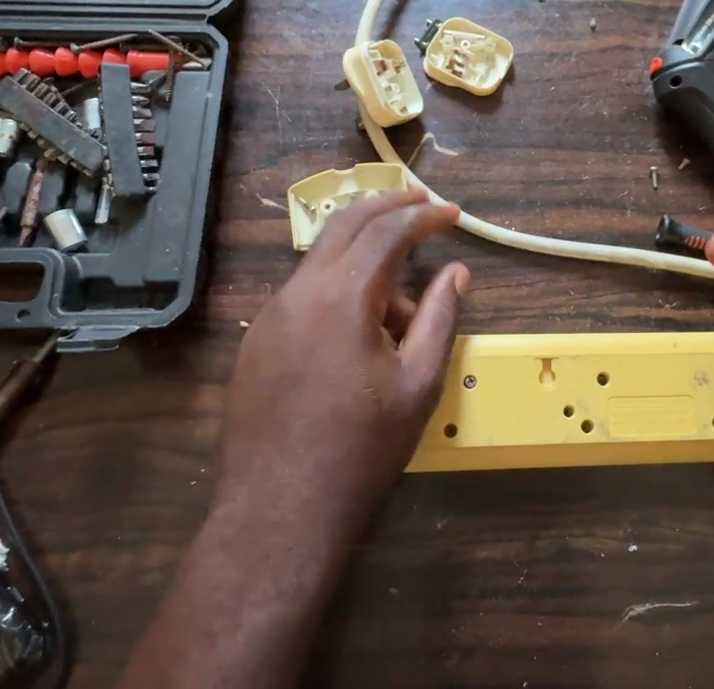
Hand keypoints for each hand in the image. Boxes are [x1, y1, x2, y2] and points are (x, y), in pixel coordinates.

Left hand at [219, 190, 469, 536]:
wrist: (280, 508)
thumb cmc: (362, 447)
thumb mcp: (418, 382)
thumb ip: (440, 317)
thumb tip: (456, 272)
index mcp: (342, 296)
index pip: (387, 231)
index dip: (424, 215)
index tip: (454, 213)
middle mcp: (299, 291)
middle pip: (346, 224)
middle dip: (388, 206)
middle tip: (424, 206)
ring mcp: (271, 314)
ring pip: (325, 259)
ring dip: (367, 260)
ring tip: (403, 314)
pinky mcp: (257, 339)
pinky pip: (306, 292)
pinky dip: (340, 289)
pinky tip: (362, 335)